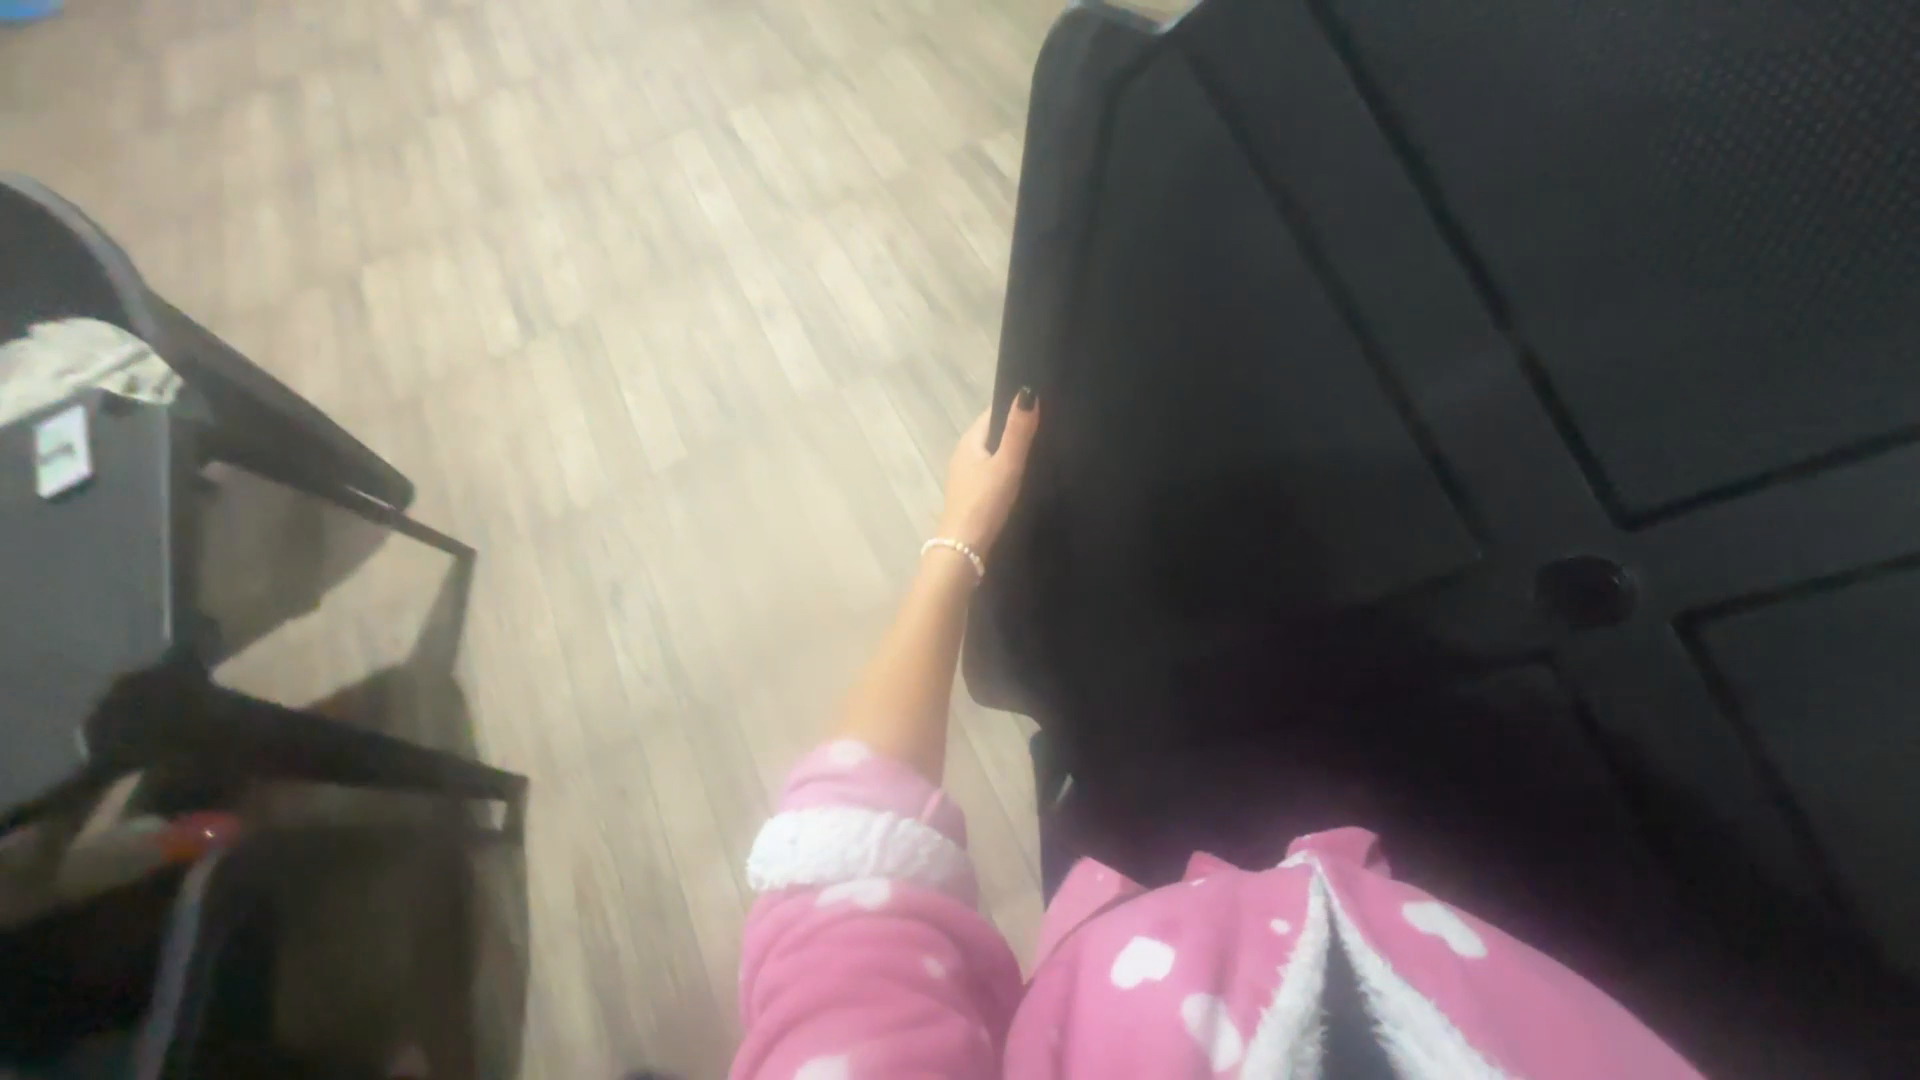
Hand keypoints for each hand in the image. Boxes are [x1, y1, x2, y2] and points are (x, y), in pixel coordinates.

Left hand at [937, 387, 1038, 559]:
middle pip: (993, 433)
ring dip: (1012, 452)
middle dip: (1016, 428)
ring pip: (992, 454)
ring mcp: (965, 476)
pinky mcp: (972, 495)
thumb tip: (1028, 390)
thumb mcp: (1006, 464)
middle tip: (1049, 425)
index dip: (1015, 405)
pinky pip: (992, 473)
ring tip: (1043, 449)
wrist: (964, 548)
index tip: (1042, 402)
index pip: (993, 412)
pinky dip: (1007, 470)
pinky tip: (1025, 478)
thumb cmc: (984, 502)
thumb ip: (1019, 431)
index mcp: (969, 441)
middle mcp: (964, 454)